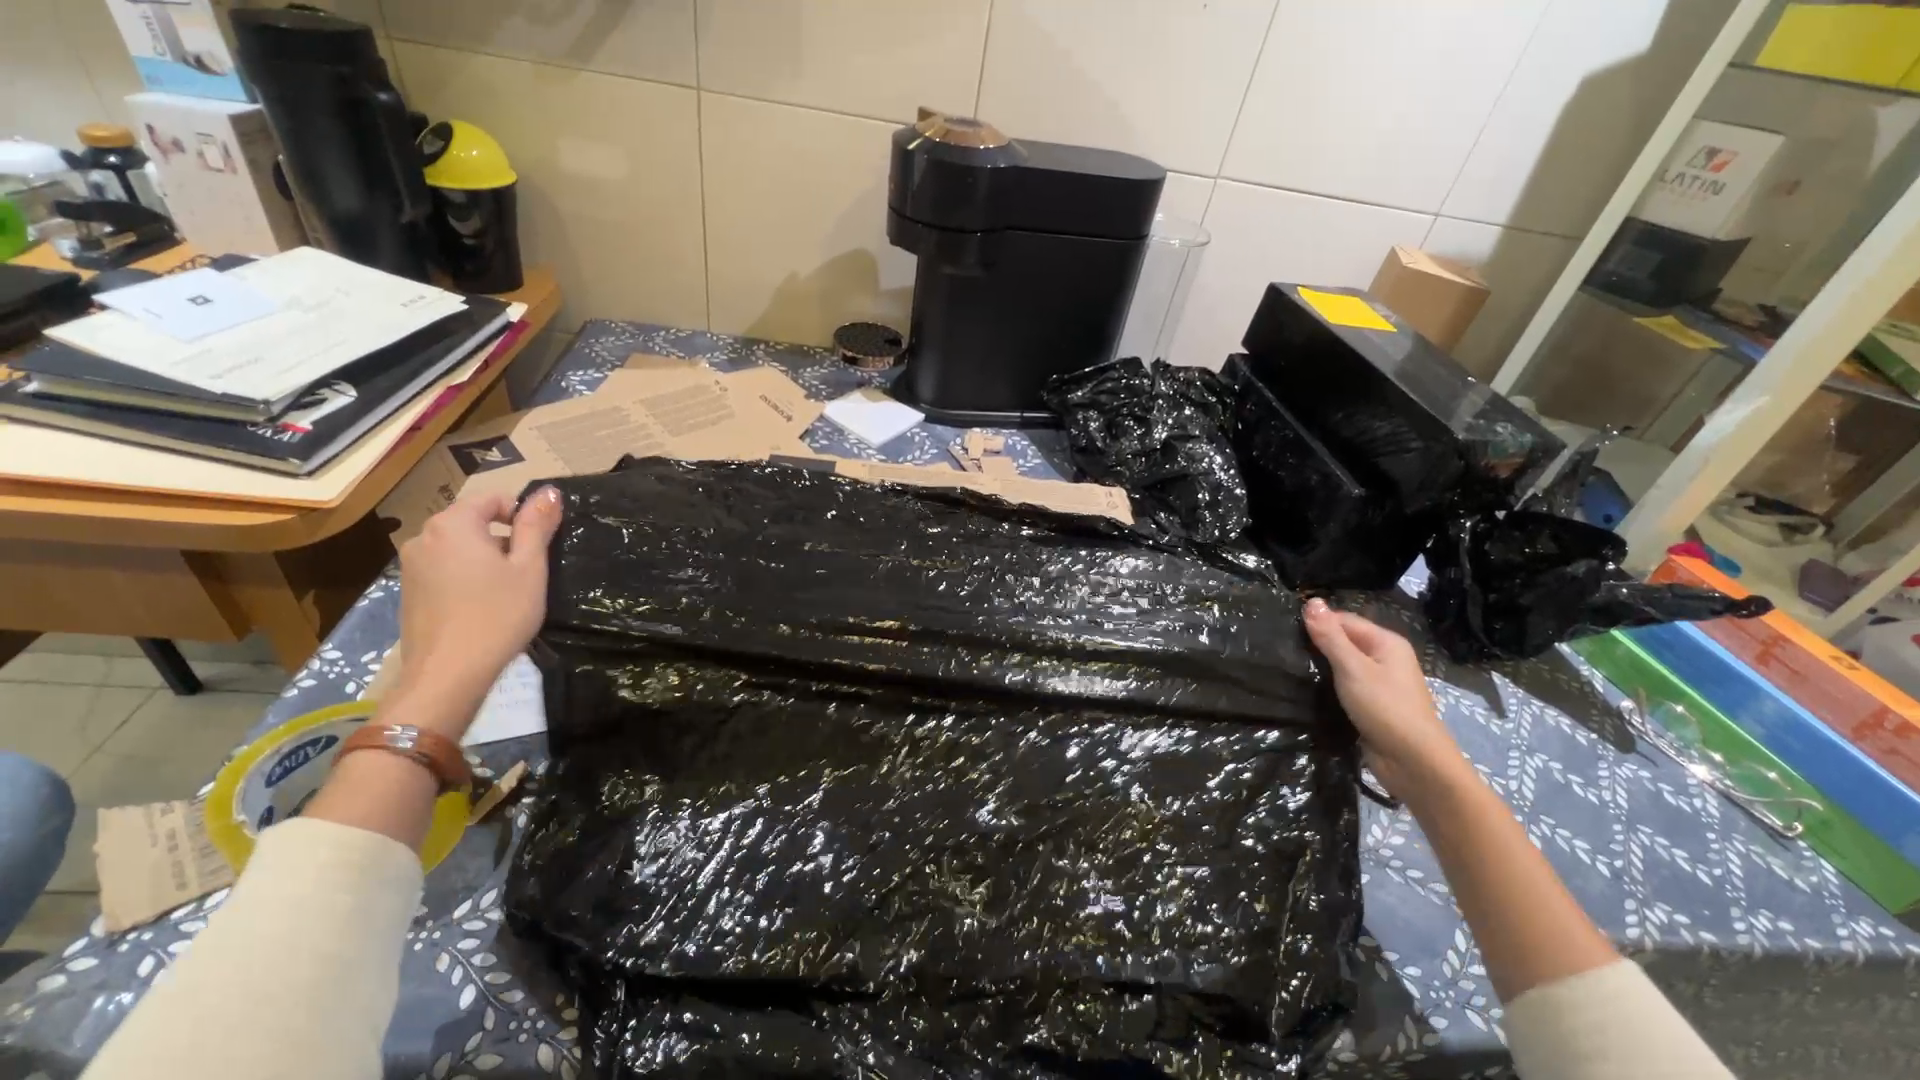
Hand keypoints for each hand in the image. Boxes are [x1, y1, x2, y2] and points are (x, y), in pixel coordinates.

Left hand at [394, 487, 562, 731]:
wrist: (448, 674)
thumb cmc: (498, 615)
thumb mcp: (529, 568)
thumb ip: (536, 526)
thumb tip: (548, 491)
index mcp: (454, 523)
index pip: (493, 500)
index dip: (522, 517)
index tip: (539, 548)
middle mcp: (424, 536)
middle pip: (472, 523)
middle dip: (501, 539)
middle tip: (526, 573)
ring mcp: (410, 566)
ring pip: (457, 548)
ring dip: (483, 560)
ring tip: (504, 593)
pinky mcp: (407, 592)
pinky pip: (443, 571)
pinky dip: (464, 579)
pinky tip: (479, 608)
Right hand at [1302, 598, 1466, 798]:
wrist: (1413, 762)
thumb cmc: (1385, 708)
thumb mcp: (1353, 668)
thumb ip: (1330, 637)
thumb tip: (1311, 601)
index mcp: (1387, 642)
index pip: (1345, 620)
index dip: (1317, 622)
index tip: (1284, 629)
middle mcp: (1386, 659)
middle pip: (1345, 642)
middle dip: (1317, 645)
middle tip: (1281, 649)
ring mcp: (1379, 684)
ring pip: (1343, 667)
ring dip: (1321, 668)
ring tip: (1287, 667)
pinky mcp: (1371, 706)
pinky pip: (1345, 688)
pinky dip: (1328, 687)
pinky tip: (1306, 690)